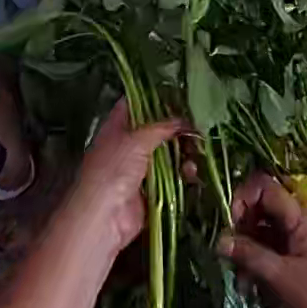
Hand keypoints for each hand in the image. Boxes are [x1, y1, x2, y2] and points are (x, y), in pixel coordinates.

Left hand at [63, 98, 185, 250]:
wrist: (106, 214)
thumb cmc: (114, 168)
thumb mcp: (135, 141)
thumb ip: (159, 128)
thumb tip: (182, 119)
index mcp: (117, 125)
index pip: (134, 103)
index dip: (153, 96)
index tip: (178, 93)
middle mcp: (128, 143)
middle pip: (154, 129)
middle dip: (174, 127)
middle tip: (199, 124)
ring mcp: (139, 166)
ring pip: (165, 153)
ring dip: (182, 152)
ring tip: (200, 149)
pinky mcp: (151, 189)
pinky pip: (171, 177)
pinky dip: (182, 174)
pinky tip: (194, 172)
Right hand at [220, 173, 306, 307]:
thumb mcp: (285, 280)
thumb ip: (251, 255)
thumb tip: (219, 240)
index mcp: (303, 222)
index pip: (266, 188)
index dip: (244, 196)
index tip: (232, 221)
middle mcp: (303, 229)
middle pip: (263, 211)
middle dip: (242, 227)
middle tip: (230, 251)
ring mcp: (304, 250)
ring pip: (266, 236)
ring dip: (249, 251)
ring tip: (240, 277)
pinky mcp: (304, 270)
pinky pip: (275, 256)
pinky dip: (260, 266)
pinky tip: (253, 286)